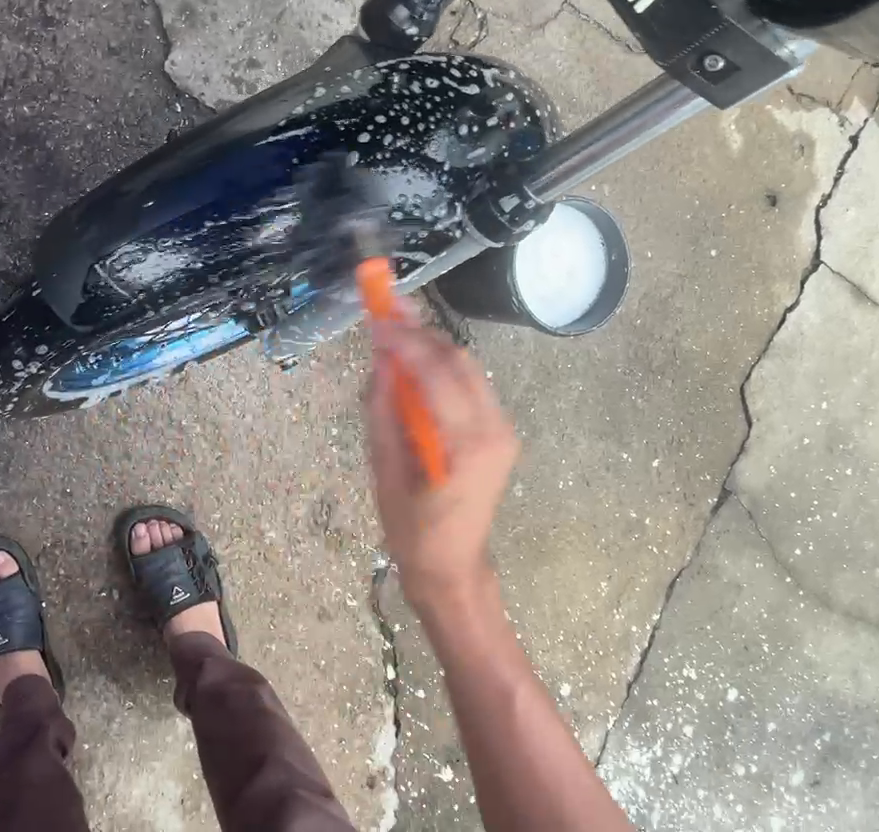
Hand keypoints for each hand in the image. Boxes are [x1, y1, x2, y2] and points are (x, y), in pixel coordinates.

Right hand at [364, 306, 519, 607]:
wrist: (453, 566)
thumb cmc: (411, 527)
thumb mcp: (384, 468)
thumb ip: (383, 408)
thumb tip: (379, 359)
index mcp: (465, 443)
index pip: (435, 372)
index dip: (404, 339)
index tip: (375, 318)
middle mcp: (494, 429)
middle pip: (458, 359)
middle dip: (419, 332)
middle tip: (384, 312)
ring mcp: (503, 430)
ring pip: (467, 367)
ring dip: (430, 346)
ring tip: (395, 331)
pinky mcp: (500, 433)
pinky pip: (470, 385)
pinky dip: (441, 368)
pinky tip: (414, 364)